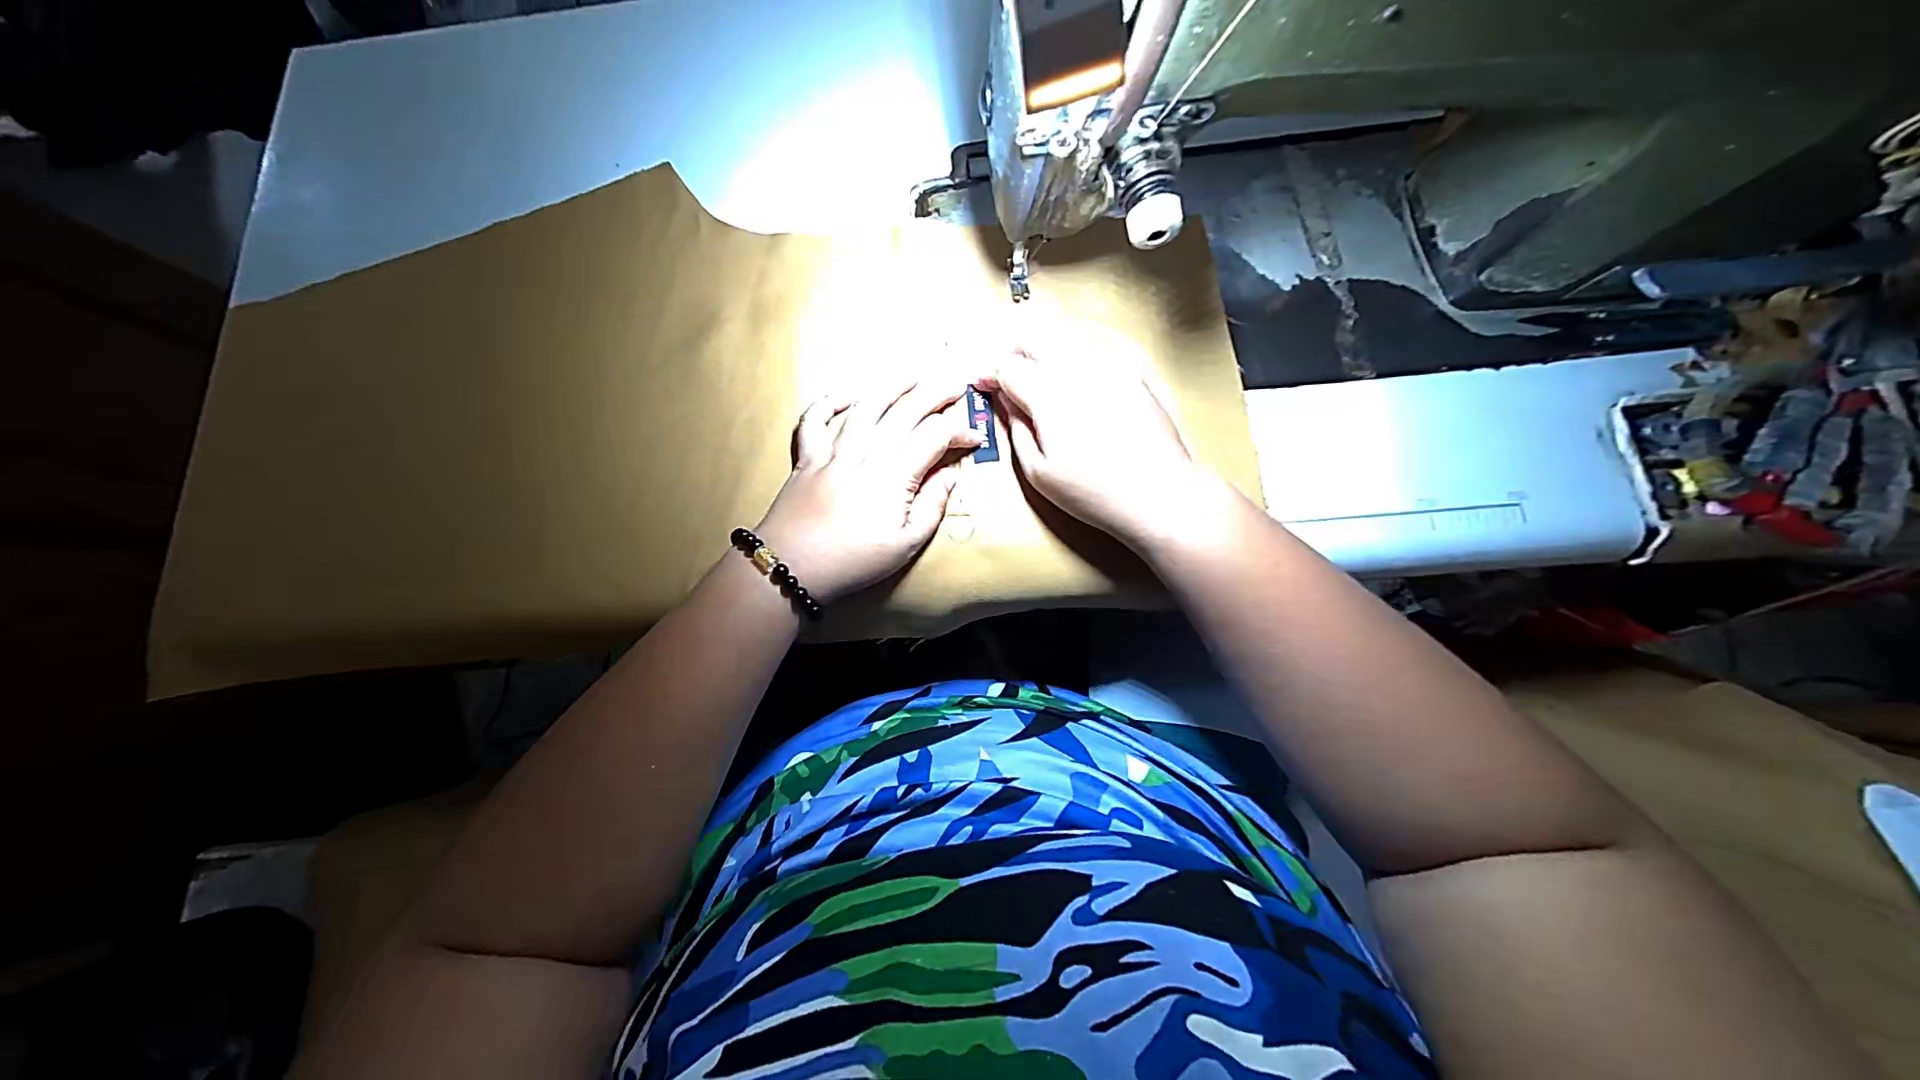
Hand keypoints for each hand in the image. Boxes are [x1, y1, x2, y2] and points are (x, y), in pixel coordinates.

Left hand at [752, 377, 984, 601]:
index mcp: (894, 474)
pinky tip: (846, 397)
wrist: (792, 566)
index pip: (936, 436)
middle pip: (906, 409)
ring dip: (892, 386)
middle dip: (935, 393)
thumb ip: (933, 505)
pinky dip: (829, 402)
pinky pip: (816, 418)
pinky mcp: (808, 456)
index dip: (960, 430)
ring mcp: (834, 450)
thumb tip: (950, 476)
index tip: (975, 437)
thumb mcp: (906, 543)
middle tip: (955, 385)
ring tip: (911, 377)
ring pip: (866, 404)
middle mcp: (866, 452)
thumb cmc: (852, 561)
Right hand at [979, 345, 1234, 553]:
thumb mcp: (1038, 472)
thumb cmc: (1098, 493)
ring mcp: (1109, 370)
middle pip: (1035, 338)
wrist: (1160, 494)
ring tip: (1038, 374)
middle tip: (1008, 372)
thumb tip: (1005, 402)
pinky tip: (1074, 383)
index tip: (985, 385)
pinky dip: (1074, 358)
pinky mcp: (1131, 376)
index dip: (991, 374)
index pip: (1008, 366)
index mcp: (1048, 396)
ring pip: (1065, 339)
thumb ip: (1015, 428)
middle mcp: (1078, 373)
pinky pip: (1094, 352)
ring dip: (1044, 349)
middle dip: (1015, 350)